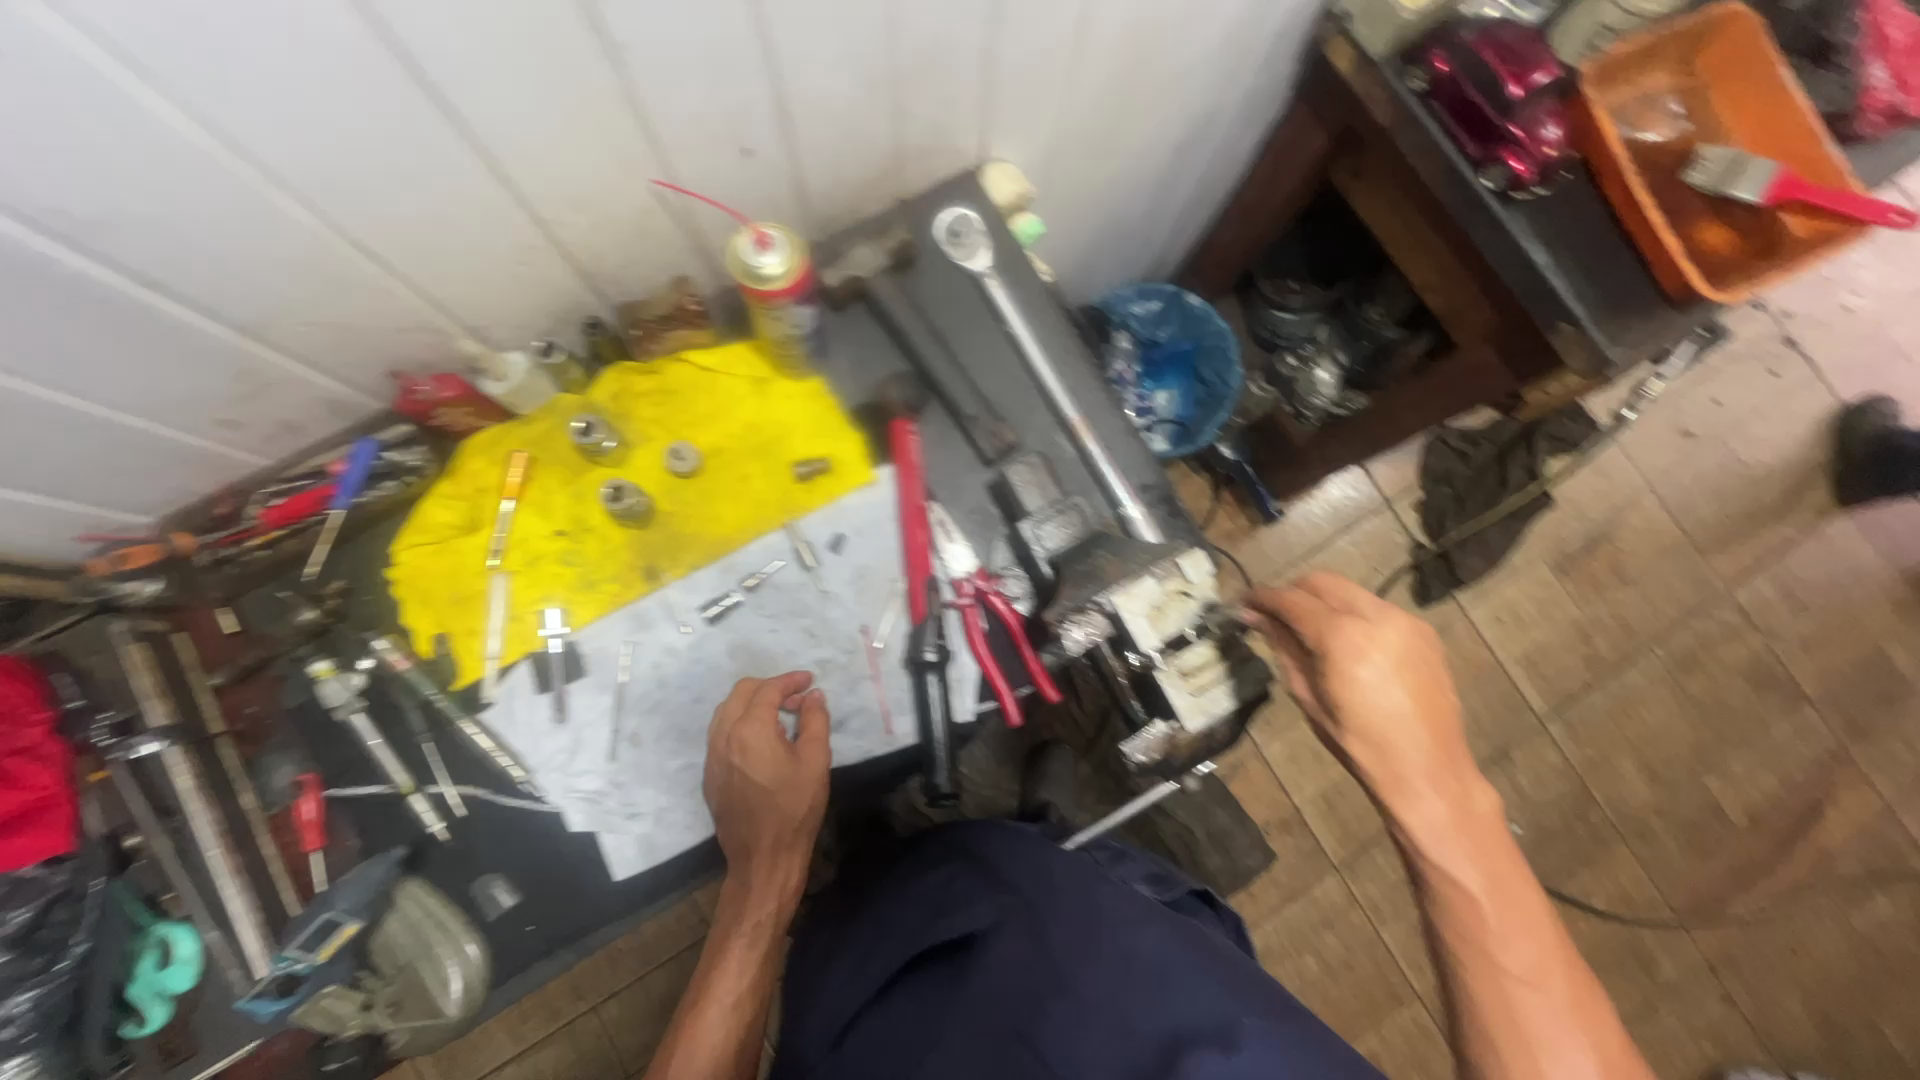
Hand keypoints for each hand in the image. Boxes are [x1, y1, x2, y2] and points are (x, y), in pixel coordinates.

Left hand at [704, 672, 830, 907]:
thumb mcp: (815, 761)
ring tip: (781, 717)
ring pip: (726, 711)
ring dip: (752, 704)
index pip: (767, 689)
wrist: (763, 856)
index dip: (790, 681)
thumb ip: (815, 721)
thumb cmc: (795, 809)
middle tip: (797, 698)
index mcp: (750, 730)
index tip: (809, 681)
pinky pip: (721, 733)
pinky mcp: (710, 774)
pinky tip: (763, 741)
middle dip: (770, 688)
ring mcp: (712, 756)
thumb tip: (813, 696)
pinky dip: (740, 723)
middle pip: (741, 693)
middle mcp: (723, 736)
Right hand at [1241, 572, 1477, 815]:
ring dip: (1324, 601)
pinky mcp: (1423, 631)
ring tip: (1310, 629)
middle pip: (1322, 581)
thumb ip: (1283, 646)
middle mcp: (1376, 616)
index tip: (1244, 603)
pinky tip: (1347, 643)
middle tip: (1274, 615)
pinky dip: (1353, 614)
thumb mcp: (1307, 695)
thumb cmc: (1355, 742)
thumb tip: (1254, 617)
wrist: (1426, 769)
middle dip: (1293, 592)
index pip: (1292, 599)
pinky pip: (1377, 608)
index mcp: (1342, 636)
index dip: (1263, 597)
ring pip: (1351, 591)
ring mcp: (1405, 620)